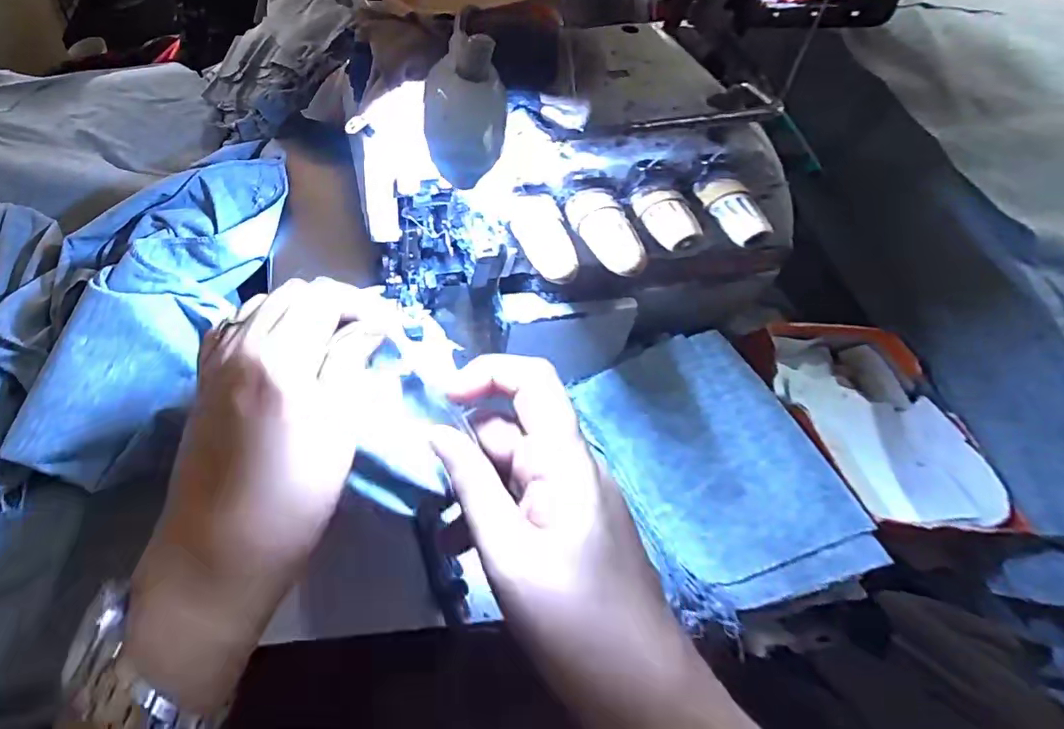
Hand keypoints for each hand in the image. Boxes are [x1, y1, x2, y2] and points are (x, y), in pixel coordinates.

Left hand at [124, 278, 395, 709]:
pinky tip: (282, 347)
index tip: (391, 327)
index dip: (364, 305)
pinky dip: (264, 322)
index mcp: (279, 359)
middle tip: (367, 332)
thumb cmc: (290, 502)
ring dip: (301, 309)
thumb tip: (371, 328)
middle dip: (336, 303)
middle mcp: (243, 347)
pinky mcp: (204, 379)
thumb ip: (351, 367)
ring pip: (265, 303)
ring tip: (330, 339)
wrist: (214, 556)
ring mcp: (218, 361)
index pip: (326, 298)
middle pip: (295, 293)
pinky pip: (235, 326)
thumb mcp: (338, 433)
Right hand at [430, 355, 754, 728]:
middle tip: (421, 479)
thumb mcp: (507, 552)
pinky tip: (458, 548)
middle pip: (511, 426)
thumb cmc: (574, 620)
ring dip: (470, 486)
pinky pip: (521, 496)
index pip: (533, 380)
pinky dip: (488, 510)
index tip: (440, 396)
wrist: (641, 691)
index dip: (487, 372)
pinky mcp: (567, 522)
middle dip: (464, 444)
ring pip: (509, 465)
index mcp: (565, 458)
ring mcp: (571, 494)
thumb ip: (471, 485)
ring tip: (437, 529)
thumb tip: (436, 431)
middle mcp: (570, 464)